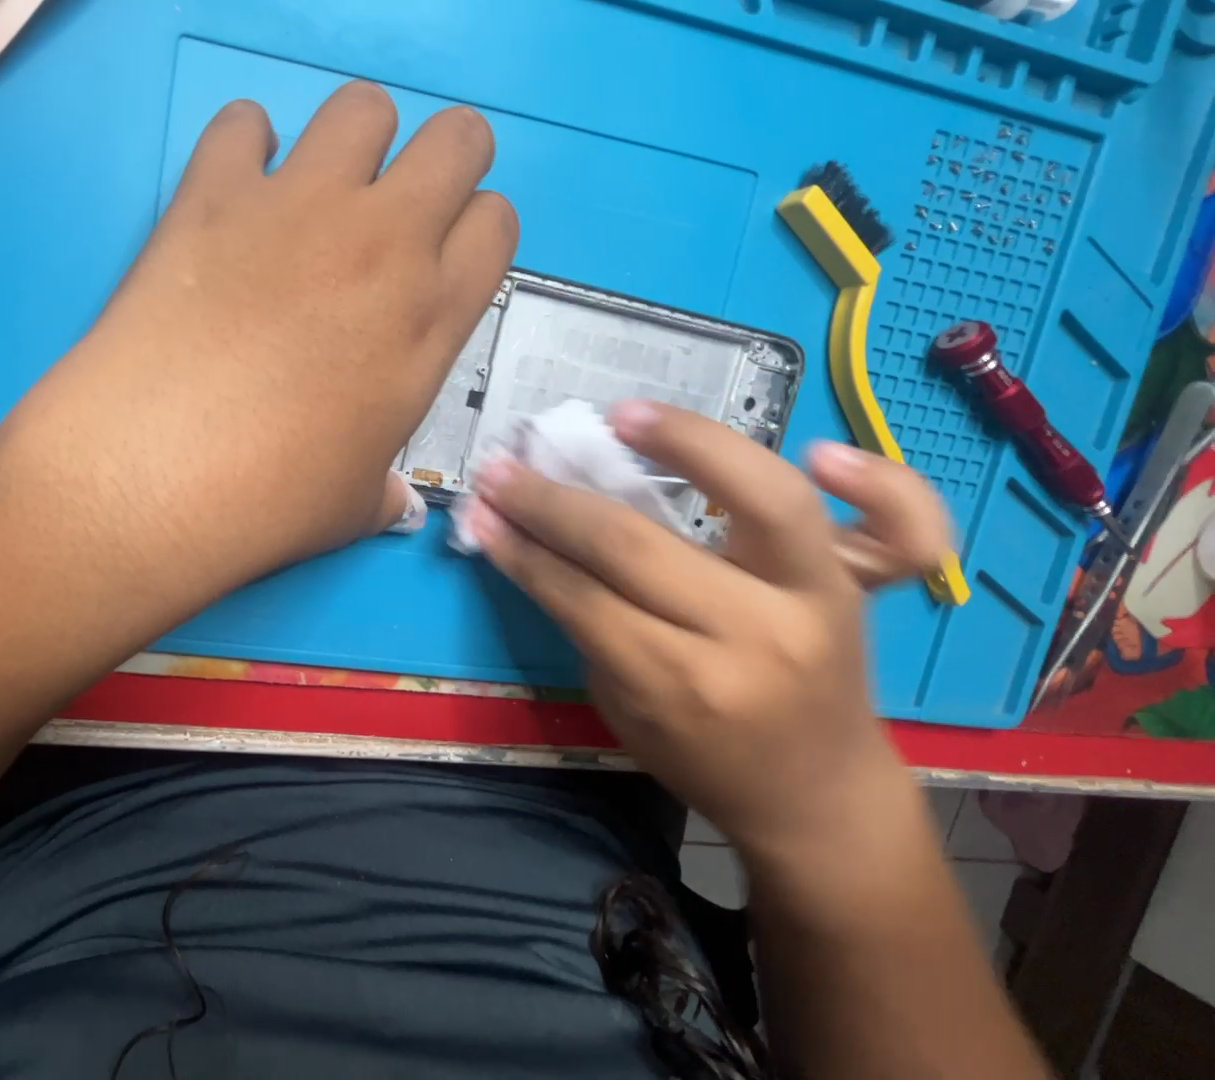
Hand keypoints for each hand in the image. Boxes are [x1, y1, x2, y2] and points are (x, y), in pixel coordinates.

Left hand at [0, 82, 516, 587]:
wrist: (156, 476)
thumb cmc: (270, 502)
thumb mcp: (352, 506)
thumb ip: (385, 491)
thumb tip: (397, 505)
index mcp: (429, 320)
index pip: (496, 224)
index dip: (471, 235)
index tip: (438, 260)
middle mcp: (381, 243)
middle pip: (457, 140)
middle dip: (441, 160)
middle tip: (393, 208)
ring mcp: (298, 208)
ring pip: (363, 108)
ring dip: (353, 141)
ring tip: (316, 192)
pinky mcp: (214, 194)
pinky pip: (243, 125)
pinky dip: (243, 148)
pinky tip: (230, 195)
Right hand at [465, 402, 951, 856]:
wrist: (816, 797)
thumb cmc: (702, 759)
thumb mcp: (623, 708)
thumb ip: (590, 626)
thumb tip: (536, 541)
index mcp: (677, 684)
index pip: (579, 595)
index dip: (521, 547)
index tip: (481, 509)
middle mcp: (752, 637)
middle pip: (636, 545)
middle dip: (553, 502)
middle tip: (507, 469)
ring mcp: (821, 604)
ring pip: (763, 501)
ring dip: (688, 443)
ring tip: (625, 415)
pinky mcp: (864, 591)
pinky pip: (897, 530)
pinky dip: (878, 481)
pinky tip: (822, 450)